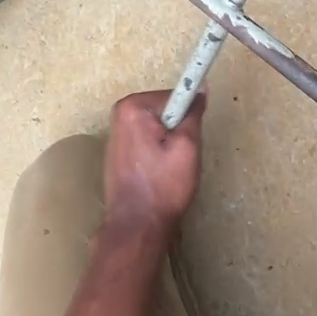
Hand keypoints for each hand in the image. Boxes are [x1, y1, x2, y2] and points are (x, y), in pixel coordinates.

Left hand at [101, 91, 204, 236]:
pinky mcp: (118, 155)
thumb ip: (193, 113)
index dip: (187, 118)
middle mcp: (119, 115)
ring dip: (168, 145)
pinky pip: (146, 143)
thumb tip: (200, 87)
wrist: (137, 228)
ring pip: (157, 129)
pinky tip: (158, 176)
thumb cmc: (163, 186)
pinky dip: (156, 155)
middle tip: (180, 157)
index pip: (174, 97)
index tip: (189, 140)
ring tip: (170, 169)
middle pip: (164, 112)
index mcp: (132, 107)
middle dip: (177, 132)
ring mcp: (116, 136)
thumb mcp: (187, 146)